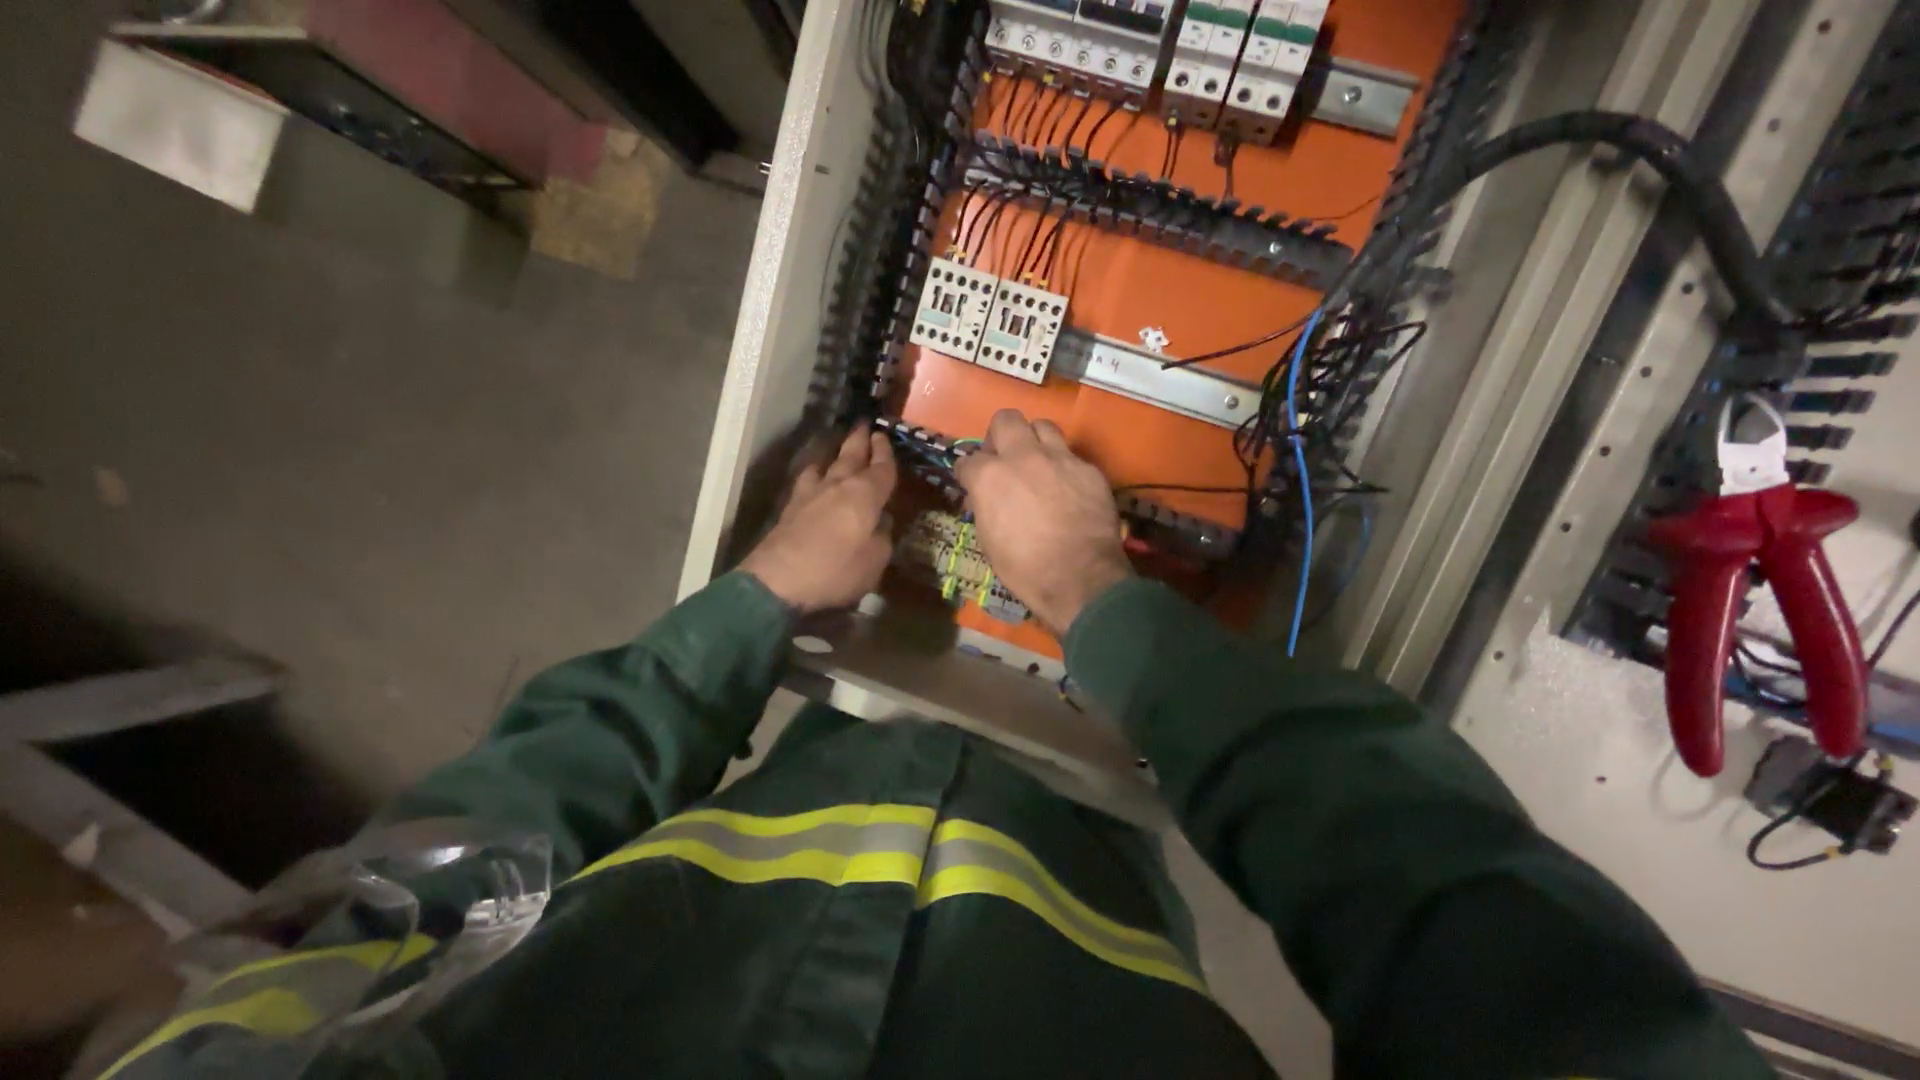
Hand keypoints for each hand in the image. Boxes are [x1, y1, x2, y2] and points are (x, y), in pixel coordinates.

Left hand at [741, 428, 896, 615]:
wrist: (779, 580)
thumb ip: (883, 537)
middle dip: (860, 440)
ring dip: (836, 452)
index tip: (885, 436)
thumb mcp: (875, 561)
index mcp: (866, 495)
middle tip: (865, 426)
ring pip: (826, 463)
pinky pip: (807, 479)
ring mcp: (810, 493)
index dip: (885, 452)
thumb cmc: (836, 570)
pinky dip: (815, 471)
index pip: (881, 467)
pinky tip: (813, 475)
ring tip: (839, 446)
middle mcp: (838, 485)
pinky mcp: (790, 507)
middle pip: (851, 456)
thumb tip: (881, 522)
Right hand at [954, 410, 1130, 634]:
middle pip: (1006, 420)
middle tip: (1003, 458)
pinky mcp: (1089, 469)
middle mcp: (1023, 457)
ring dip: (1035, 441)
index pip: (968, 460)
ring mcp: (1060, 459)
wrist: (1080, 579)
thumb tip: (983, 497)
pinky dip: (1064, 467)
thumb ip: (984, 506)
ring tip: (1038, 463)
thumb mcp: (988, 540)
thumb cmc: (1024, 569)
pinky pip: (1071, 455)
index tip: (972, 484)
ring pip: (1043, 426)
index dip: (968, 473)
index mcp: (990, 476)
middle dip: (1000, 435)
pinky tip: (1067, 488)